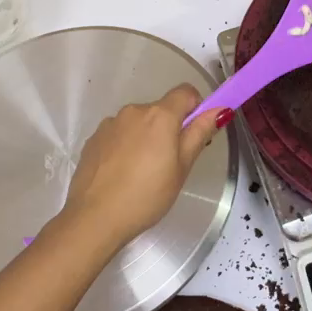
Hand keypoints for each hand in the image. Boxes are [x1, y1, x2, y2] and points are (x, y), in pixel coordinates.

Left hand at [57, 85, 227, 246]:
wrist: (94, 218)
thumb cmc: (147, 196)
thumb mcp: (181, 168)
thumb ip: (199, 134)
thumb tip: (218, 109)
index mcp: (160, 115)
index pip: (186, 92)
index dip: (196, 107)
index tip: (195, 132)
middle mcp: (134, 111)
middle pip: (160, 109)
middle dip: (169, 128)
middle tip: (170, 163)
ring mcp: (110, 123)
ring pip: (138, 123)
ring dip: (145, 137)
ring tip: (142, 173)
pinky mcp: (93, 139)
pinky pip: (118, 134)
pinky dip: (125, 146)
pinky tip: (121, 174)